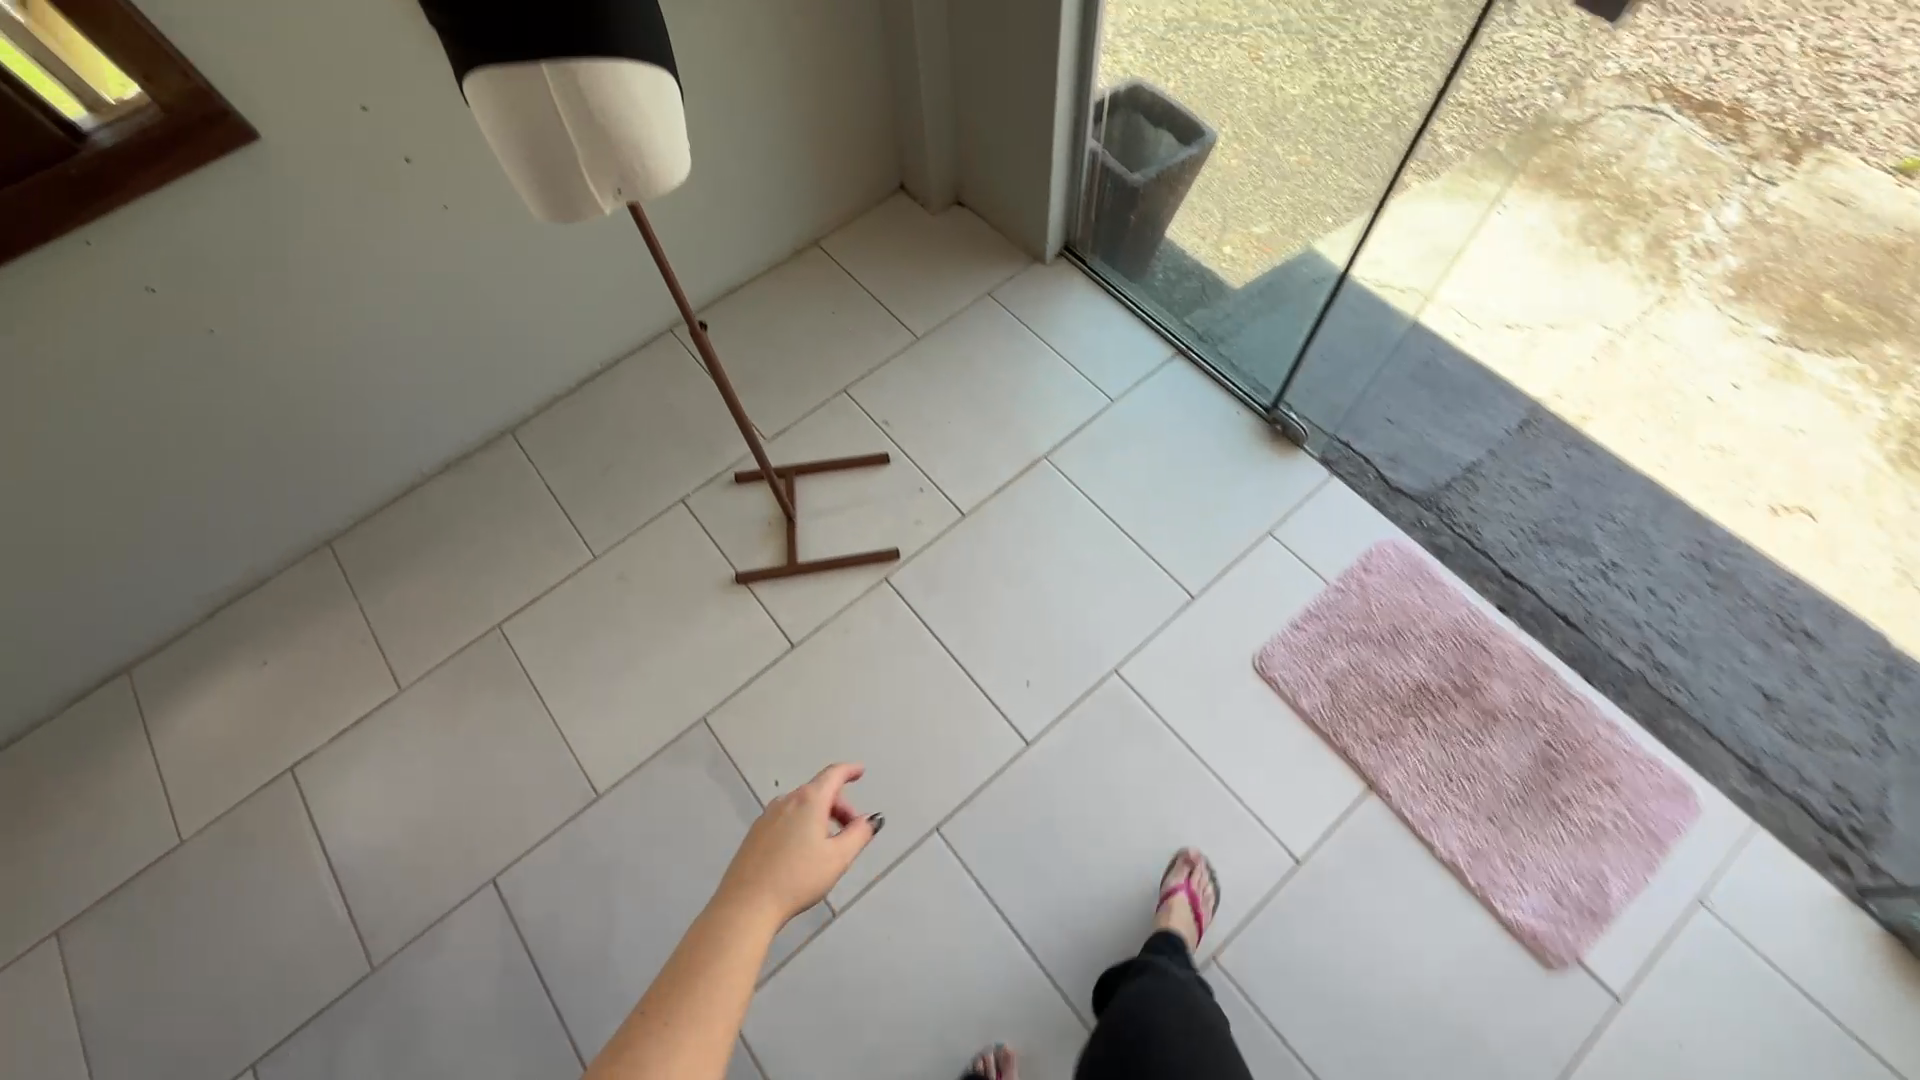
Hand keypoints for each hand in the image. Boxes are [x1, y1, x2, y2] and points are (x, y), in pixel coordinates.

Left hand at [713, 763, 881, 925]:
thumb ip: (859, 834)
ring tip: (827, 846)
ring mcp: (767, 816)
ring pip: (801, 806)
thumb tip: (871, 819)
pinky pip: (786, 819)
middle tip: (851, 832)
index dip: (849, 770)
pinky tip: (802, 853)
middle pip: (818, 792)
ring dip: (820, 816)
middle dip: (839, 806)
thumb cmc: (798, 878)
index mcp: (809, 801)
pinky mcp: (755, 833)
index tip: (860, 771)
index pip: (833, 774)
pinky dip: (801, 824)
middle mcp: (786, 801)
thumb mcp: (838, 858)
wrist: (747, 904)